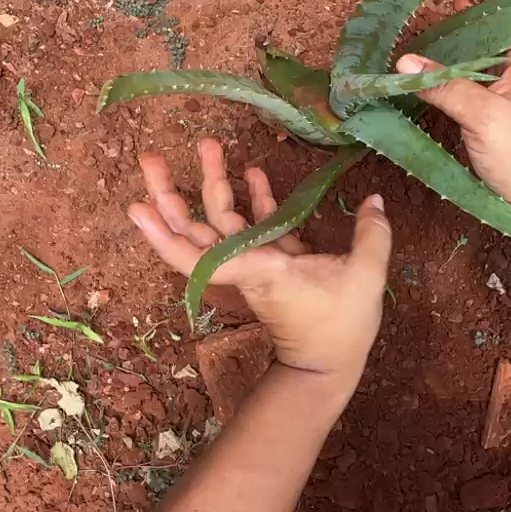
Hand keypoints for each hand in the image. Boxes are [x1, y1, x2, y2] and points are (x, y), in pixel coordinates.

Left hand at [128, 139, 392, 383]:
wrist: (328, 366)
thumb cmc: (340, 328)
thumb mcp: (364, 280)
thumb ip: (371, 236)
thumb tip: (376, 199)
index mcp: (258, 268)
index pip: (197, 255)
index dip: (162, 234)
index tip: (134, 207)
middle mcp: (247, 263)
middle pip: (194, 229)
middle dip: (170, 193)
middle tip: (150, 156)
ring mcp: (257, 262)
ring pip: (220, 222)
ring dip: (212, 184)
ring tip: (207, 145)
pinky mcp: (273, 263)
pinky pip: (252, 226)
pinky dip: (251, 200)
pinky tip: (252, 171)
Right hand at [398, 0, 510, 217]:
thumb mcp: (485, 116)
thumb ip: (446, 87)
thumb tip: (403, 63)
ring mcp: (505, 91)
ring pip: (490, 46)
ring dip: (475, 23)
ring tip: (454, 3)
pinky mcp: (489, 111)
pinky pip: (472, 74)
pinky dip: (458, 57)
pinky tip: (437, 55)